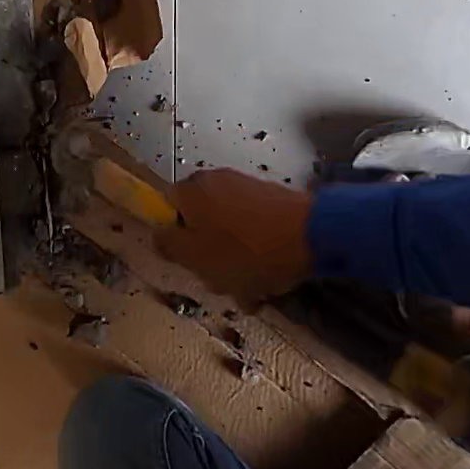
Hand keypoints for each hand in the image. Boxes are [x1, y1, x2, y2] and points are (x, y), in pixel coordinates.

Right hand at [157, 169, 313, 306]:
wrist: (312, 235)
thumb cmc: (246, 250)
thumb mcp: (195, 257)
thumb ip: (167, 244)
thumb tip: (157, 234)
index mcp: (191, 189)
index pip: (166, 207)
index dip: (173, 236)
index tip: (187, 260)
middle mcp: (215, 180)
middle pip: (198, 221)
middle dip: (207, 255)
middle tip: (220, 281)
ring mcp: (246, 187)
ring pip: (227, 230)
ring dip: (234, 260)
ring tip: (250, 288)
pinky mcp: (272, 199)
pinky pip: (253, 228)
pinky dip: (256, 251)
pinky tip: (268, 277)